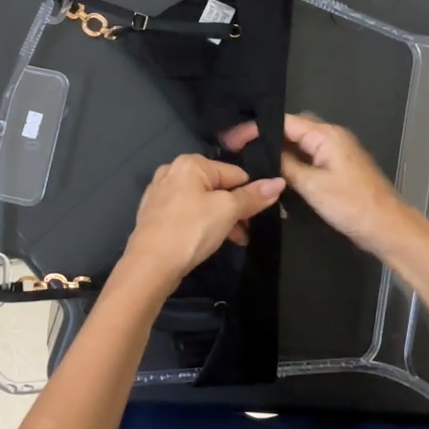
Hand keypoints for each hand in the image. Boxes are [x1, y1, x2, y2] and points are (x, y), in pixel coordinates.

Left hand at [119, 154, 284, 292]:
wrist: (150, 265)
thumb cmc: (191, 230)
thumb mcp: (227, 211)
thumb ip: (253, 196)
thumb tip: (278, 182)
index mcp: (190, 163)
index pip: (235, 174)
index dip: (251, 195)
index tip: (260, 217)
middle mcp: (172, 171)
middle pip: (217, 187)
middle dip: (235, 209)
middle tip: (246, 233)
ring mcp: (160, 192)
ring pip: (202, 201)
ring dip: (221, 219)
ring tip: (233, 240)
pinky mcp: (154, 213)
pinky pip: (187, 213)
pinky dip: (201, 223)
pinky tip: (207, 241)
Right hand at [224, 113, 419, 255]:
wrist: (388, 227)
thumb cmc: (351, 205)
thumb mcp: (312, 186)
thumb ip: (286, 165)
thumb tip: (263, 153)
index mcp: (326, 135)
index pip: (284, 121)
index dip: (257, 128)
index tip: (233, 138)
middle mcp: (332, 136)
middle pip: (292, 127)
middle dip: (267, 135)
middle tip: (240, 147)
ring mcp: (336, 151)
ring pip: (300, 142)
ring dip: (279, 148)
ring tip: (251, 157)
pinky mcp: (337, 166)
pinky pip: (309, 155)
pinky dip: (292, 160)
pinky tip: (276, 171)